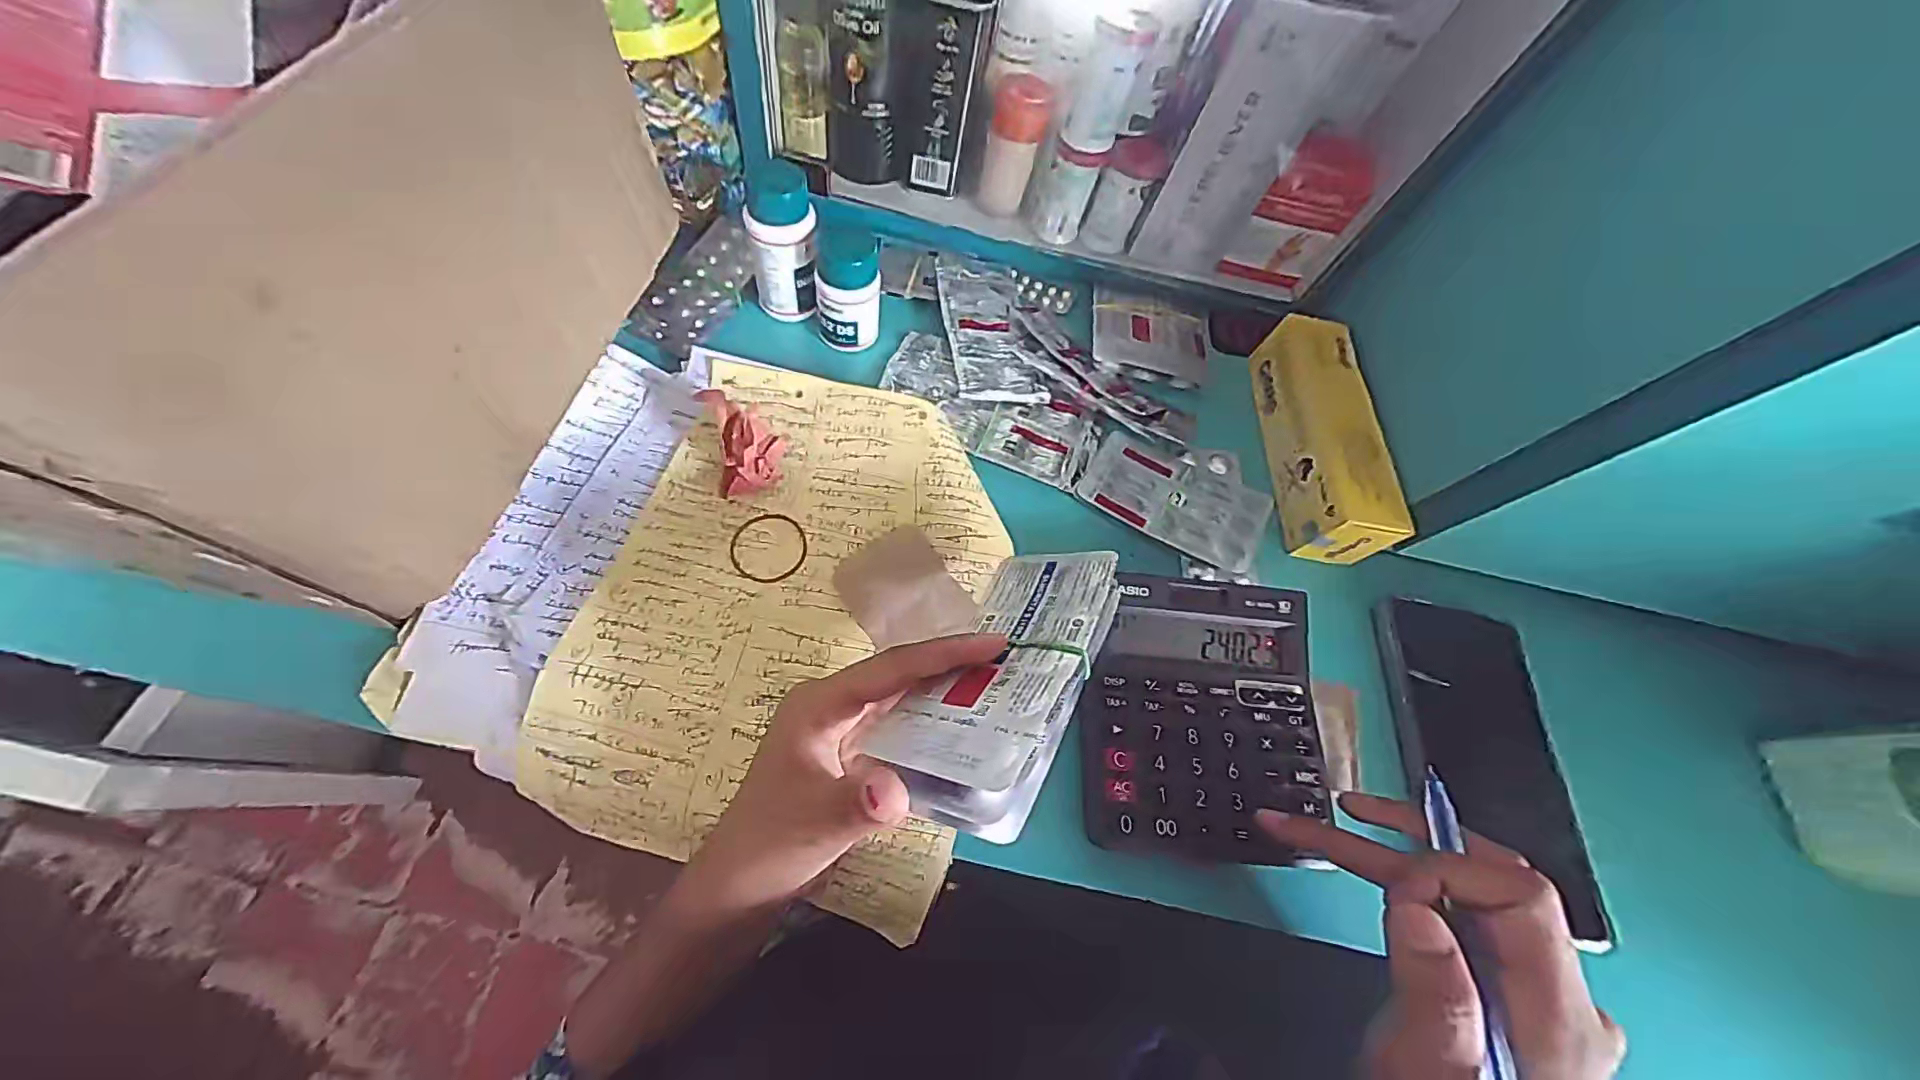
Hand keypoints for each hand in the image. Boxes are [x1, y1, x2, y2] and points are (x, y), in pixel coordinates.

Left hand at [679, 632, 1008, 912]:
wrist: (741, 884)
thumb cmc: (770, 845)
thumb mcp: (815, 826)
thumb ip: (857, 804)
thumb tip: (895, 790)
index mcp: (820, 704)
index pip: (890, 668)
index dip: (944, 653)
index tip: (992, 643)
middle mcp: (831, 704)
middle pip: (898, 671)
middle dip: (950, 660)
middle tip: (1002, 656)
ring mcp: (840, 725)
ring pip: (900, 693)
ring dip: (943, 685)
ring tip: (992, 679)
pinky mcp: (850, 748)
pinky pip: (898, 721)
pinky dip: (930, 716)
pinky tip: (960, 723)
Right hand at [1257, 793, 1623, 1079]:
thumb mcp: (1424, 1067)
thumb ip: (1433, 993)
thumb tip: (1415, 905)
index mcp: (1556, 1015)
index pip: (1519, 895)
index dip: (1448, 872)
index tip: (1388, 885)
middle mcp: (1556, 995)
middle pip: (1493, 881)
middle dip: (1412, 837)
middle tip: (1346, 811)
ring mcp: (1530, 993)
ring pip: (1468, 892)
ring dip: (1397, 853)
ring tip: (1331, 830)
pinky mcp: (1496, 992)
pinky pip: (1456, 916)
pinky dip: (1405, 885)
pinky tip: (1370, 872)